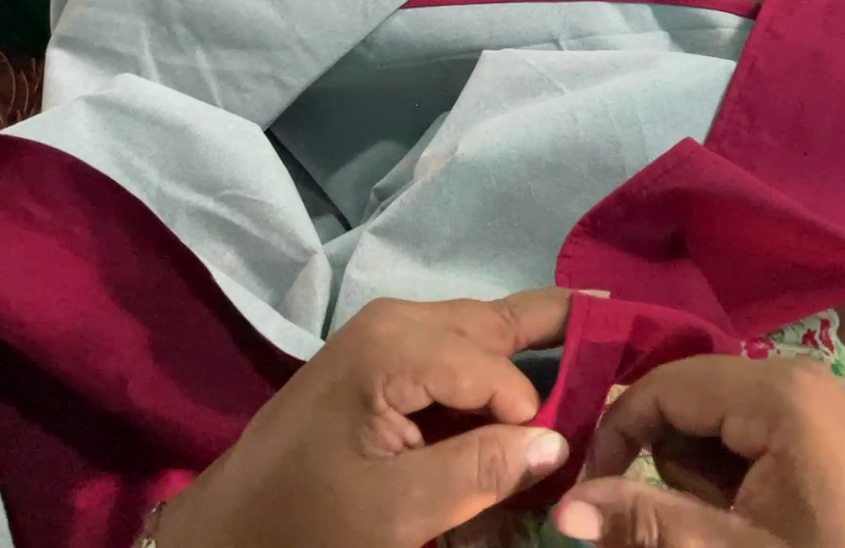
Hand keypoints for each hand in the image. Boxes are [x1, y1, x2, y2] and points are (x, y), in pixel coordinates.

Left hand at [155, 289, 575, 547]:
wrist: (227, 527)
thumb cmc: (307, 522)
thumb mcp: (397, 513)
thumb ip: (480, 471)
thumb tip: (558, 441)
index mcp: (396, 346)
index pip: (495, 369)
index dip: (532, 413)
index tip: (559, 457)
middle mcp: (396, 319)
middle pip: (493, 324)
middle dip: (553, 328)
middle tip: (617, 321)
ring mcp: (385, 331)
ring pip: (476, 330)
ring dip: (522, 348)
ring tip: (584, 339)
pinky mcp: (380, 352)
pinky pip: (450, 349)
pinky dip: (487, 365)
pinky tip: (520, 374)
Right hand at [551, 356, 844, 546]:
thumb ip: (648, 524)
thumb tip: (561, 510)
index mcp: (774, 390)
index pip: (662, 386)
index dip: (617, 434)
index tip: (591, 493)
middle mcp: (791, 374)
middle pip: (687, 397)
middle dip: (670, 461)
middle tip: (699, 527)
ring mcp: (815, 396)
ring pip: (715, 417)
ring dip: (702, 475)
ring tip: (738, 529)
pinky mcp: (829, 425)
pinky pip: (751, 430)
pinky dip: (735, 474)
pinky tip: (761, 521)